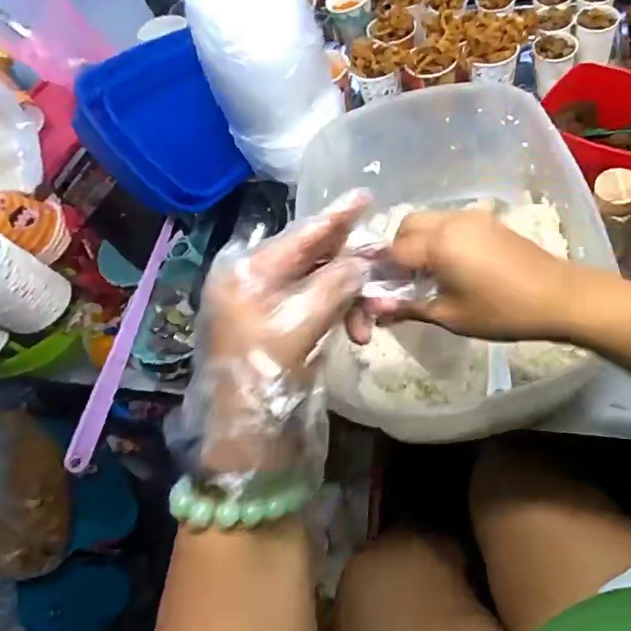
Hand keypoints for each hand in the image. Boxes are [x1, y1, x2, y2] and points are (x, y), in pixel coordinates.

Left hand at [176, 190, 370, 480]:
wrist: (244, 433)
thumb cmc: (263, 372)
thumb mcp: (300, 324)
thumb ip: (334, 286)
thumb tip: (362, 262)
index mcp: (247, 272)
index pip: (301, 235)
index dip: (336, 217)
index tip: (366, 196)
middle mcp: (254, 280)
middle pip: (315, 257)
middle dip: (354, 267)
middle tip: (387, 268)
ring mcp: (268, 305)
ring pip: (325, 284)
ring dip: (353, 299)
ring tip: (372, 323)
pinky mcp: (283, 326)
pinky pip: (321, 306)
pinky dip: (343, 316)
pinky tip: (360, 334)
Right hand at [382, 209, 592, 340]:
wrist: (559, 296)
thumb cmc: (503, 311)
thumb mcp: (452, 316)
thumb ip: (410, 308)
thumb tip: (375, 310)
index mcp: (438, 242)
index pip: (392, 250)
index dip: (382, 272)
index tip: (383, 293)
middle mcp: (451, 220)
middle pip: (407, 225)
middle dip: (398, 250)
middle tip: (405, 282)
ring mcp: (473, 217)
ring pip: (429, 220)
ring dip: (419, 242)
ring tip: (430, 276)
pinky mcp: (490, 221)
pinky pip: (451, 222)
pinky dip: (440, 238)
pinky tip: (453, 266)